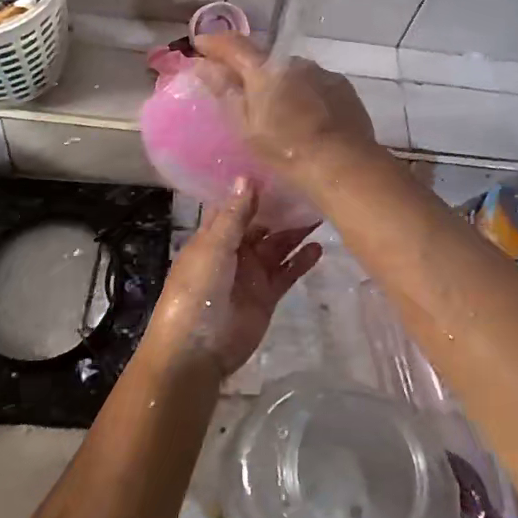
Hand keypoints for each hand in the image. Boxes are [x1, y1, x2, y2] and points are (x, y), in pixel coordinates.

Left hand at [146, 179, 322, 376]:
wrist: (196, 351)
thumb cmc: (197, 291)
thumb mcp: (213, 247)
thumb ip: (234, 215)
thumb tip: (247, 177)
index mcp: (214, 235)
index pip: (236, 205)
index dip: (255, 188)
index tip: (279, 165)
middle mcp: (234, 250)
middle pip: (262, 223)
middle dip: (281, 208)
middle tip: (310, 187)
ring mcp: (252, 273)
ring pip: (278, 245)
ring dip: (295, 232)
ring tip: (321, 213)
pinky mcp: (267, 295)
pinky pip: (287, 272)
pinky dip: (301, 261)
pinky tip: (318, 248)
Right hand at [193, 32, 378, 174]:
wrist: (341, 163)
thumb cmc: (284, 149)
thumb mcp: (245, 125)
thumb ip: (225, 91)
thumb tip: (204, 65)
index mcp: (265, 69)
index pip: (234, 44)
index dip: (215, 43)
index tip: (200, 45)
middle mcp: (294, 61)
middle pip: (265, 59)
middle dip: (251, 69)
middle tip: (240, 88)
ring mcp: (322, 72)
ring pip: (293, 72)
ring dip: (281, 82)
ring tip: (278, 108)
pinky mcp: (342, 86)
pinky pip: (315, 83)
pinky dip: (305, 93)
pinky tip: (306, 114)